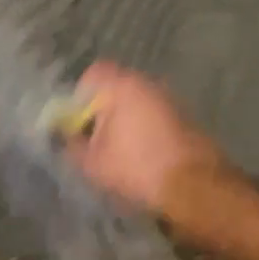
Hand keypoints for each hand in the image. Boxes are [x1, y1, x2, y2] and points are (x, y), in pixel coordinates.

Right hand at [67, 62, 220, 211]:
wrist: (194, 186)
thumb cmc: (137, 167)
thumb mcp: (92, 162)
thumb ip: (71, 144)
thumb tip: (64, 135)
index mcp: (122, 85)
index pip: (93, 73)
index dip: (80, 96)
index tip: (77, 122)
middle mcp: (148, 83)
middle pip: (116, 88)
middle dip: (102, 110)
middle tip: (95, 140)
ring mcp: (170, 98)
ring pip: (136, 103)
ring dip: (125, 121)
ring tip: (119, 152)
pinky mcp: (185, 117)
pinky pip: (154, 116)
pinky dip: (145, 129)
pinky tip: (143, 156)